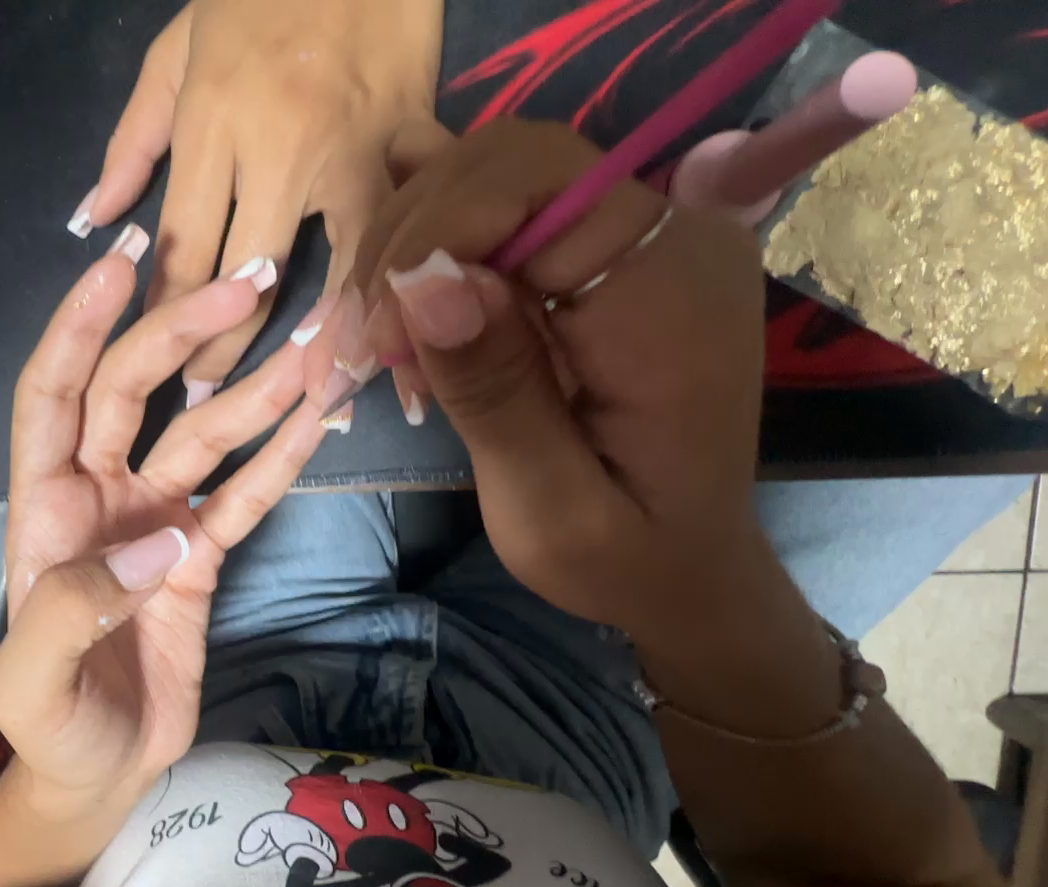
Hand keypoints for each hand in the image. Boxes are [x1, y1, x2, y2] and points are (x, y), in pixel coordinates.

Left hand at [0, 229, 329, 808]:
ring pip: (205, 435)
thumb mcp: (31, 682)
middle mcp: (99, 496)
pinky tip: (320, 416)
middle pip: (134, 393)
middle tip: (250, 285)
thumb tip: (162, 541)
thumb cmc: (52, 726)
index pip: (51, 396)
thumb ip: (72, 607)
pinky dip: (280, 458)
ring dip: (256, 390)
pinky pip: (244, 496)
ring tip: (319, 342)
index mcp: (42, 509)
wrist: (101, 771)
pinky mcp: (203, 556)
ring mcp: (156, 521)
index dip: (77, 329)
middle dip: (183, 335)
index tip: (121, 266)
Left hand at [74, 0, 447, 410]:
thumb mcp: (174, 51)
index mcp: (214, 121)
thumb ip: (132, 140)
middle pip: (250, 274)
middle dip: (226, 349)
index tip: (159, 368)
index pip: (182, 246)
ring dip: (330, 341)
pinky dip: (421, 282)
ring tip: (313, 399)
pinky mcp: (419, 137)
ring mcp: (359, 145)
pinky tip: (410, 343)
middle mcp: (283, 147)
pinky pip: (424, 222)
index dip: (167, 317)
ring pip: (345, 264)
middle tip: (211, 401)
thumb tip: (98, 220)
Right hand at [323, 119, 788, 642]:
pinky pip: (504, 213)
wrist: (686, 564)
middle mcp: (669, 237)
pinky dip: (436, 255)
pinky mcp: (606, 254)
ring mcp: (639, 237)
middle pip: (504, 162)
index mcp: (666, 298)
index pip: (535, 178)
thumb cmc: (620, 555)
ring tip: (378, 347)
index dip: (432, 232)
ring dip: (409, 252)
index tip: (375, 335)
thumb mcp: (549, 507)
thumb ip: (497, 392)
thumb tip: (422, 281)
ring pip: (490, 178)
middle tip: (361, 349)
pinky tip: (408, 319)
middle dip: (407, 242)